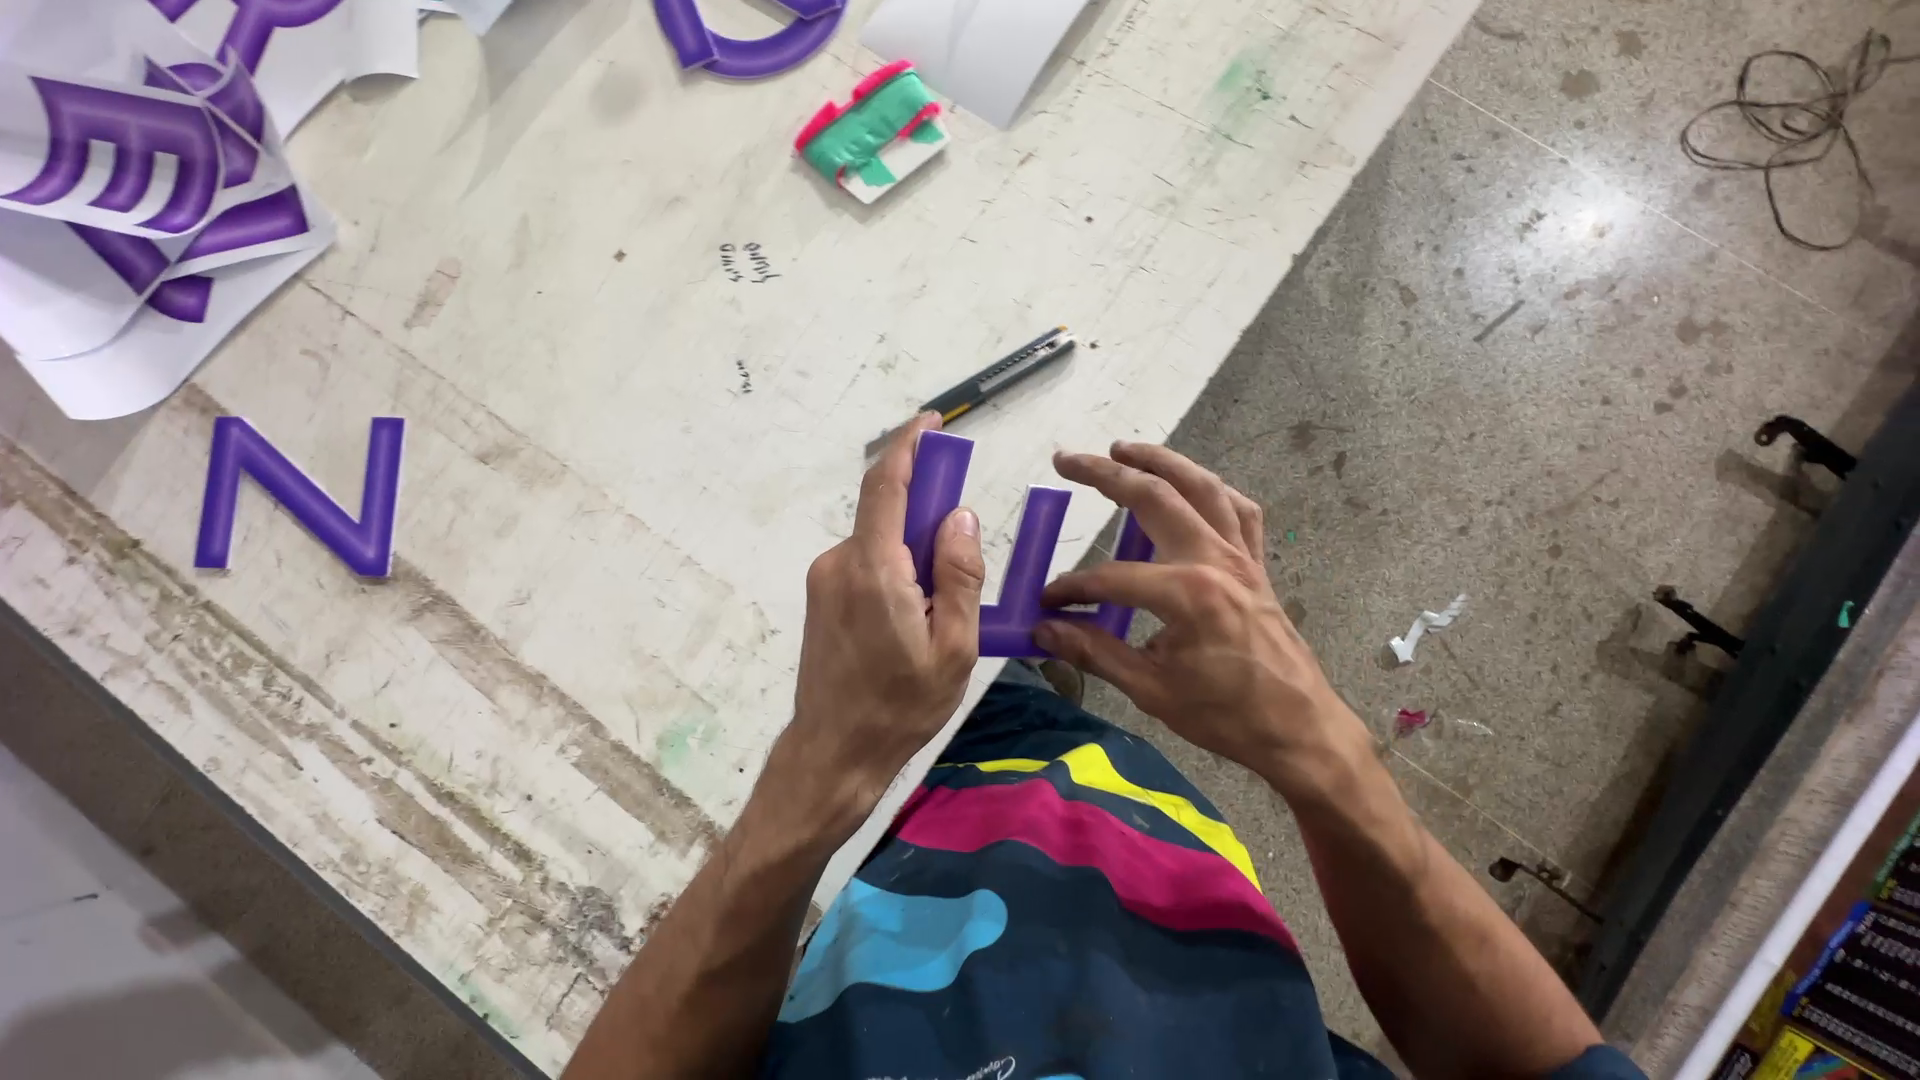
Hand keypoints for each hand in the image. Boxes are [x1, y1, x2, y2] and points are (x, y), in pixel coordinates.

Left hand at [779, 413, 984, 825]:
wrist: (834, 752)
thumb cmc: (901, 705)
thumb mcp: (954, 647)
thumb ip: (960, 575)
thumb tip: (960, 516)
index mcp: (874, 570)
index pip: (885, 485)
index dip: (908, 445)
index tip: (933, 423)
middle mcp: (840, 563)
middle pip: (887, 513)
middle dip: (928, 518)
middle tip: (961, 561)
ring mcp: (825, 580)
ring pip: (879, 543)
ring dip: (914, 556)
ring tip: (938, 614)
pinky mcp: (821, 597)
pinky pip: (866, 564)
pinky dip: (896, 572)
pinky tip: (912, 620)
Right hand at [1033, 442, 1368, 795]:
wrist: (1299, 728)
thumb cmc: (1225, 715)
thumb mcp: (1151, 689)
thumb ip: (1094, 652)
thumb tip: (1044, 632)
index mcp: (1186, 594)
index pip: (1111, 578)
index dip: (1072, 589)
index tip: (1047, 603)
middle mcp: (1215, 560)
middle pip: (1155, 498)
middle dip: (1106, 474)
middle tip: (1067, 460)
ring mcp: (1242, 557)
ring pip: (1202, 487)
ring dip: (1161, 461)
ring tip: (1124, 448)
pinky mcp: (1258, 565)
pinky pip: (1239, 511)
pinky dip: (1212, 491)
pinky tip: (1193, 487)